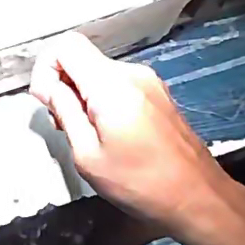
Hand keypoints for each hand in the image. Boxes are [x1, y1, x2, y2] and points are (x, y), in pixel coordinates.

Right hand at [29, 33, 244, 244]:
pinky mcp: (157, 94)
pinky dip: (102, 102)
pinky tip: (107, 134)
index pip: (65, 46)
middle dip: (62, 86)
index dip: (46, 69)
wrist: (198, 198)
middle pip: (81, 59)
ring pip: (97, 73)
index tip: (47, 102)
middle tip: (63, 126)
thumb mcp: (87, 155)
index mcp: (111, 85)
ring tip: (86, 136)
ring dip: (82, 97)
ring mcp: (148, 82)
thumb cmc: (141, 184)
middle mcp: (132, 74)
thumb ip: (64, 112)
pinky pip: (117, 85)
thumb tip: (47, 86)